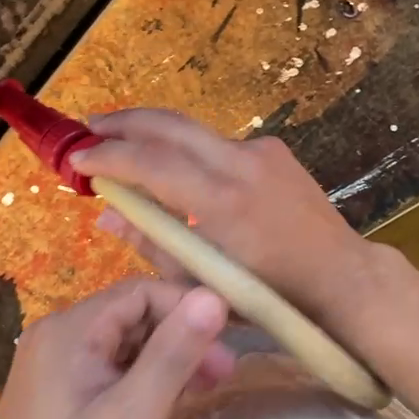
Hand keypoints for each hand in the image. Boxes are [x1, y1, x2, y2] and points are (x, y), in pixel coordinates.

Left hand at [0, 279, 234, 418]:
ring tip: (204, 388)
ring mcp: (53, 363)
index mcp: (69, 330)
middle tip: (223, 374)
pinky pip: (108, 365)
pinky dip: (141, 377)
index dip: (187, 308)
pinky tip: (168, 400)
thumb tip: (214, 295)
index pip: (141, 291)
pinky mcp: (56, 390)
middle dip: (180, 337)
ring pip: (124, 342)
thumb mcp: (134, 416)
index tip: (225, 341)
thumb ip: (174, 352)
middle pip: (133, 315)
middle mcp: (57, 334)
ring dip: (165, 359)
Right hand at [70, 110, 382, 330]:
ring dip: (153, 131)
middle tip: (87, 127)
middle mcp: (242, 162)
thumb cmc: (272, 295)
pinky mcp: (274, 148)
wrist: (342, 276)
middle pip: (170, 125)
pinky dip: (188, 150)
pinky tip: (173, 166)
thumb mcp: (204, 282)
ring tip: (118, 139)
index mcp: (224, 202)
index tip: (76, 156)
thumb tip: (106, 213)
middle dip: (124, 122)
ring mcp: (262, 150)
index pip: (152, 163)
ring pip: (193, 131)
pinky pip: (218, 145)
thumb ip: (153, 243)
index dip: (109, 156)